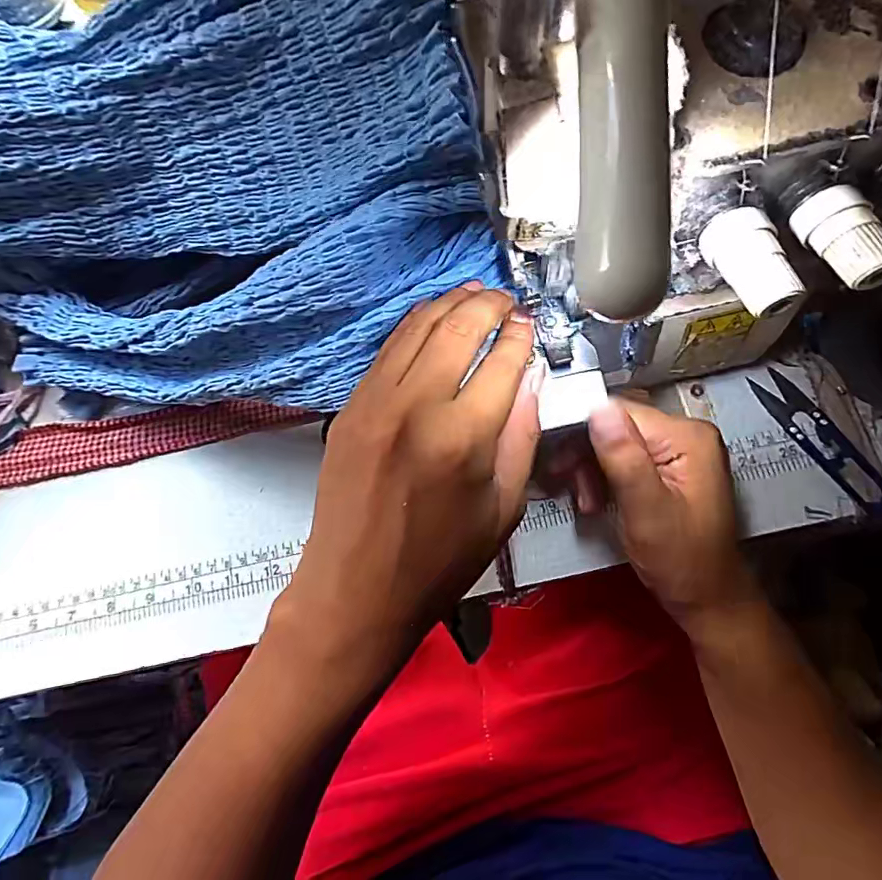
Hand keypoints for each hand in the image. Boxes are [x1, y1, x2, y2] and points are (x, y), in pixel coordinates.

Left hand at [273, 284, 542, 675]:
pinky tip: (432, 317)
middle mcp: (416, 407)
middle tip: (508, 300)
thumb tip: (529, 380)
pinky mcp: (351, 406)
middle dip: (489, 306)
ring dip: (450, 304)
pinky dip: (415, 325)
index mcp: (463, 439)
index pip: (502, 363)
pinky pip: (388, 350)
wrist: (356, 589)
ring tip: (475, 293)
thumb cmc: (439, 562)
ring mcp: (376, 402)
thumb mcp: (502, 509)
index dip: (520, 338)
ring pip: (418, 329)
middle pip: (459, 330)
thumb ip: (521, 436)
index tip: (530, 325)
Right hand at [586, 399, 761, 629]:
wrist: (707, 599)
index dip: (584, 434)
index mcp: (687, 438)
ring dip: (591, 470)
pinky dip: (604, 477)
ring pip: (614, 442)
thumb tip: (597, 410)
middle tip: (571, 486)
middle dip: (586, 456)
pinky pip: (623, 457)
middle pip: (615, 426)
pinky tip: (598, 499)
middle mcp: (685, 435)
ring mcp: (677, 451)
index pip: (619, 412)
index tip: (562, 462)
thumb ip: (624, 458)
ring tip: (588, 501)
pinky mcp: (667, 466)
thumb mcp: (647, 510)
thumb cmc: (685, 563)